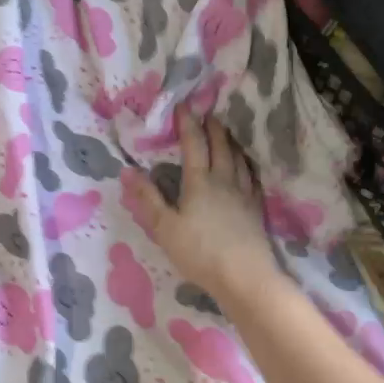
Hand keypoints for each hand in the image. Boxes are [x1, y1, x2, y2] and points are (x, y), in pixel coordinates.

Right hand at [124, 107, 283, 304]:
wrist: (245, 278)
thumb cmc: (200, 252)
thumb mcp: (165, 228)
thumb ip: (147, 198)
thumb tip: (127, 170)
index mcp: (199, 182)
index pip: (193, 144)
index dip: (188, 123)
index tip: (184, 104)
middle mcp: (224, 181)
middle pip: (221, 146)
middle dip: (213, 128)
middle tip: (209, 113)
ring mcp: (244, 195)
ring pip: (239, 159)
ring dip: (231, 143)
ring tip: (227, 134)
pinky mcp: (256, 210)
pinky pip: (252, 178)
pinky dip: (247, 165)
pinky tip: (246, 168)